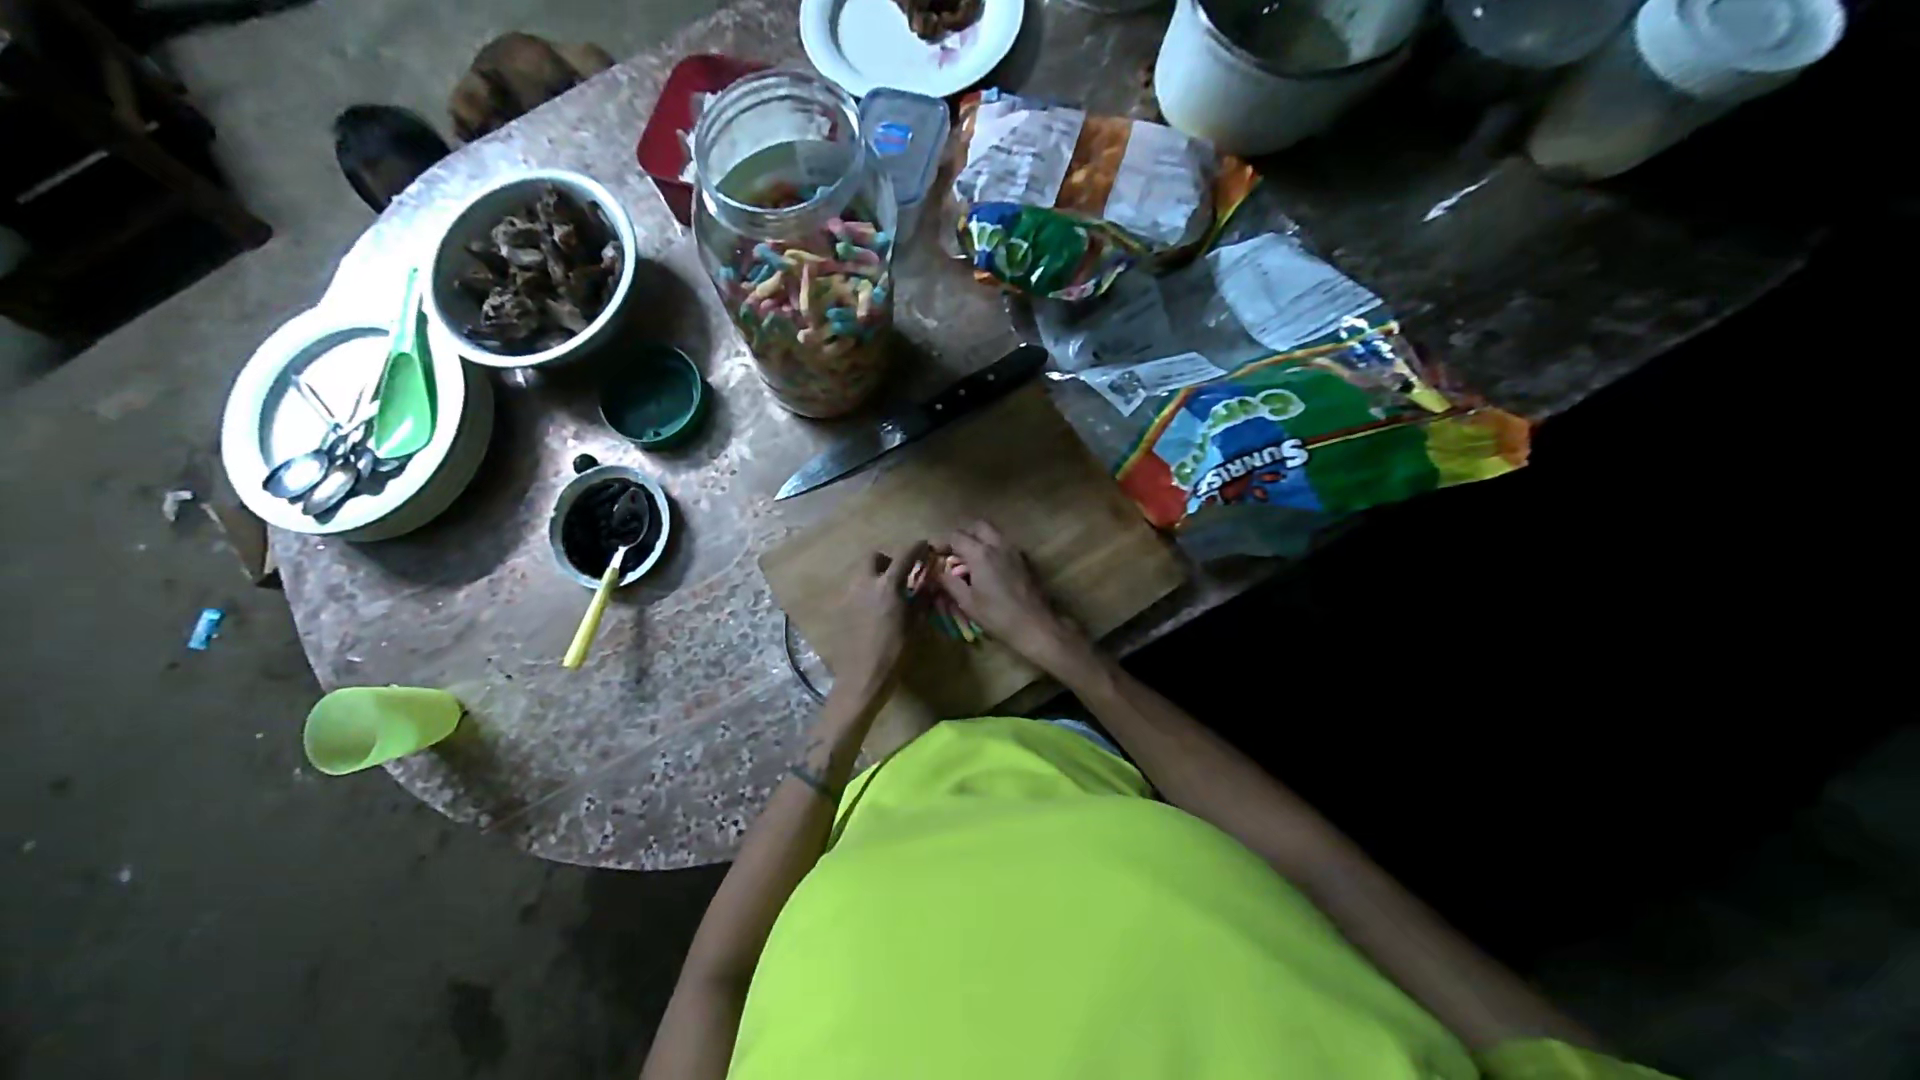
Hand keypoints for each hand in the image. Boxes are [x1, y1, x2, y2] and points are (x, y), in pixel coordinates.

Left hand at [834, 541, 927, 701]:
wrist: (861, 677)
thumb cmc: (894, 653)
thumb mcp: (914, 626)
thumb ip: (921, 600)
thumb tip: (929, 584)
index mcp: (887, 586)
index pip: (904, 556)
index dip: (916, 547)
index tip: (924, 546)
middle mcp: (865, 584)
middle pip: (873, 557)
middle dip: (888, 559)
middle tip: (900, 572)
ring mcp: (850, 595)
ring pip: (861, 573)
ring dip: (876, 574)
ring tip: (889, 591)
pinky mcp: (841, 609)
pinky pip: (855, 590)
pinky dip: (867, 590)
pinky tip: (875, 608)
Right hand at [933, 521, 1087, 671]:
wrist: (1035, 625)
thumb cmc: (997, 616)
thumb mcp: (968, 602)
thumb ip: (950, 582)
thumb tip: (937, 572)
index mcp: (981, 553)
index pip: (956, 536)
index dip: (941, 541)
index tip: (931, 550)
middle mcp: (998, 545)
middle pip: (977, 526)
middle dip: (962, 534)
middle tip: (951, 551)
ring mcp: (1014, 550)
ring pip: (992, 533)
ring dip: (978, 539)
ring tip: (967, 559)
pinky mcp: (1023, 560)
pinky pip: (1003, 544)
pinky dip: (991, 548)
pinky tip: (986, 568)